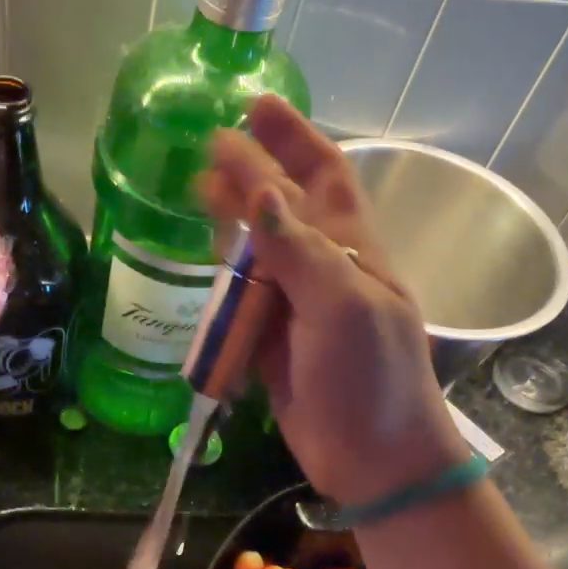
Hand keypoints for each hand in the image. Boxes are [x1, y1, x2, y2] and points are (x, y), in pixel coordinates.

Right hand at [196, 95, 466, 506]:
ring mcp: (297, 311)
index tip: (253, 108)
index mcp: (353, 251)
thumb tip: (262, 194)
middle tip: (207, 150)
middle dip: (251, 177)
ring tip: (195, 196)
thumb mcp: (341, 308)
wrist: (373, 460)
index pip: (323, 177)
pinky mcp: (273, 349)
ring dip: (230, 227)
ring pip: (258, 257)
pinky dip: (221, 285)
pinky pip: (242, 306)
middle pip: (284, 211)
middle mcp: (325, 272)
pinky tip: (201, 267)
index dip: (293, 139)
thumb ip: (300, 252)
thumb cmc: (370, 379)